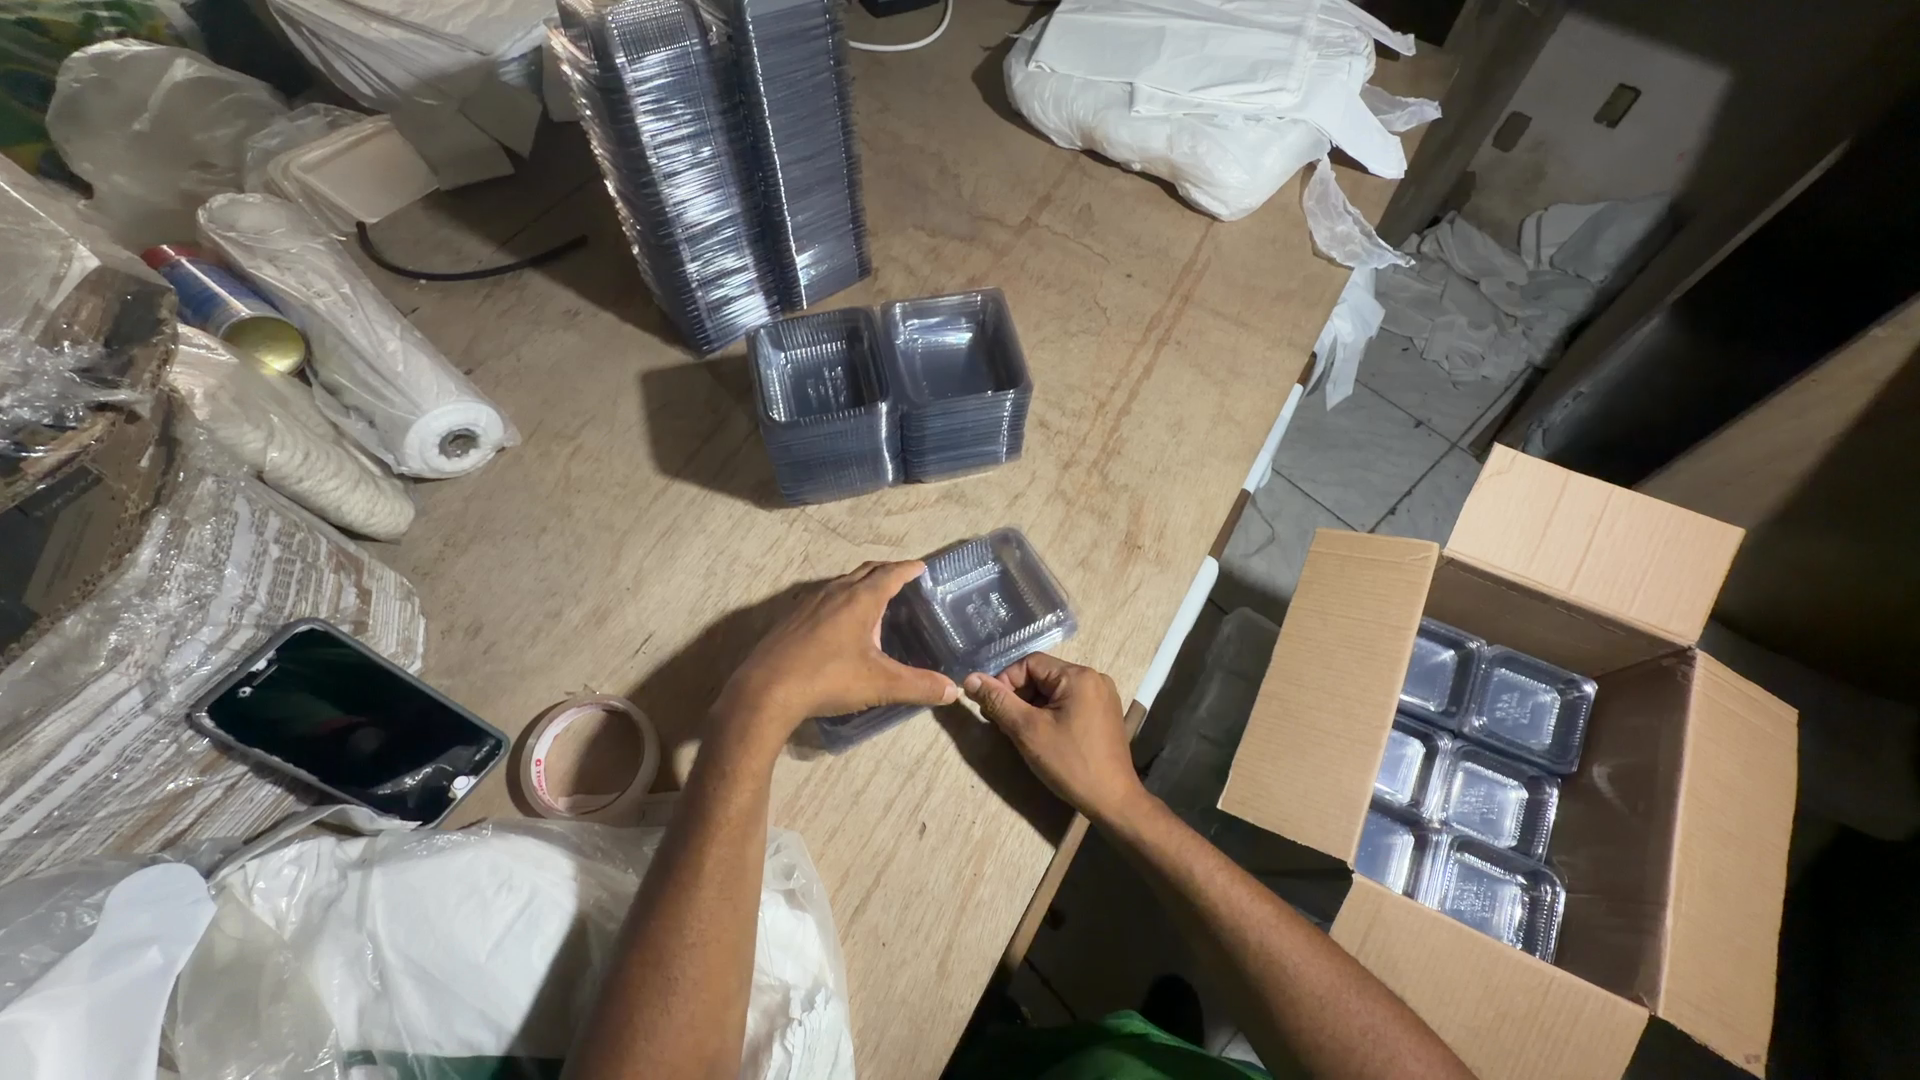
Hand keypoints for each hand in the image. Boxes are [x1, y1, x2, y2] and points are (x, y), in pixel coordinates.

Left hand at [714, 561, 957, 745]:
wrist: (766, 690)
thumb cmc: (827, 678)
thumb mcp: (879, 684)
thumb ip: (918, 686)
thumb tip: (953, 690)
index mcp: (860, 600)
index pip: (890, 574)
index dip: (908, 569)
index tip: (921, 566)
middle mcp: (835, 592)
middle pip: (865, 571)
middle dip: (886, 571)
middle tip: (902, 577)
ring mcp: (809, 603)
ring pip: (842, 583)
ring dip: (861, 584)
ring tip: (873, 597)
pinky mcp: (791, 618)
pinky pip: (823, 598)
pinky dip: (840, 599)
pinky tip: (837, 621)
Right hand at [963, 653, 1145, 824]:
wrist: (1113, 800)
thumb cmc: (1069, 763)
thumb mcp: (1027, 730)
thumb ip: (998, 701)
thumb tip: (970, 678)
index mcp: (1078, 676)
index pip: (1029, 663)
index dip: (1005, 682)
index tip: (992, 708)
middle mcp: (1094, 678)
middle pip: (1042, 676)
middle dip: (1018, 696)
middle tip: (1002, 723)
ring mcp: (1102, 696)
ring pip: (1053, 691)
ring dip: (1031, 707)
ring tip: (1019, 733)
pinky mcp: (1104, 714)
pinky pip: (1068, 702)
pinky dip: (1049, 714)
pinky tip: (1041, 736)